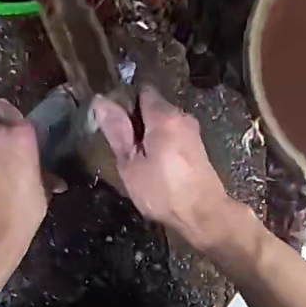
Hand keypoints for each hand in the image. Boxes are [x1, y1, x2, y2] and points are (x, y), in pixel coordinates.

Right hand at [93, 88, 243, 248]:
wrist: (203, 215)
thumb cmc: (163, 192)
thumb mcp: (131, 165)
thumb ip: (117, 132)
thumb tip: (102, 101)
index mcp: (164, 116)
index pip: (141, 91)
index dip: (124, 103)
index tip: (114, 124)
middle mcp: (182, 116)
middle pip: (152, 108)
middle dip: (136, 123)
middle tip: (124, 150)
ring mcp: (193, 132)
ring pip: (163, 124)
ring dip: (149, 137)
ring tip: (139, 162)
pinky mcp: (197, 148)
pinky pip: (173, 137)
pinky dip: (162, 146)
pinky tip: (156, 168)